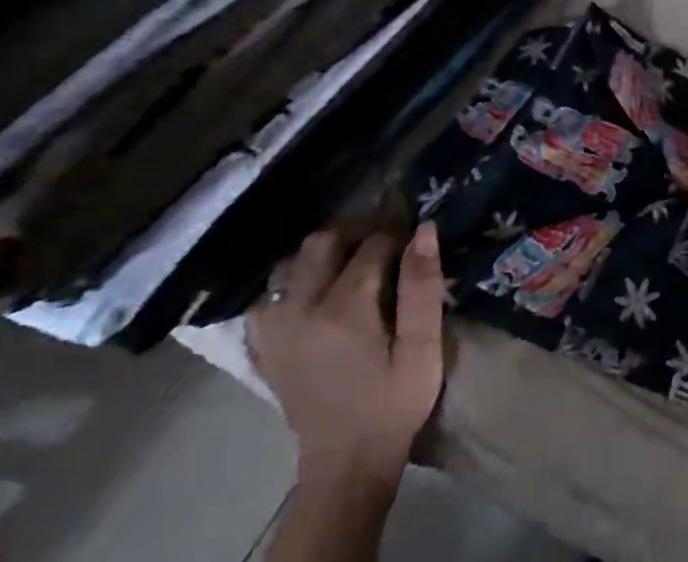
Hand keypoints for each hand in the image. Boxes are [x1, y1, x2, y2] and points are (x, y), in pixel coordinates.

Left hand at [249, 223, 445, 484]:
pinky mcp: (263, 343)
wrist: (348, 459)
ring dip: (324, 255)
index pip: (372, 244)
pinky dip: (295, 282)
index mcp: (345, 309)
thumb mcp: (423, 346)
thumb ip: (422, 286)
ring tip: (353, 269)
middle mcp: (300, 308)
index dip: (398, 236)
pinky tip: (318, 295)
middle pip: (323, 241)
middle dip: (357, 235)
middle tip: (385, 248)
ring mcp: (273, 327)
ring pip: (292, 261)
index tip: (415, 244)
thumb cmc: (395, 400)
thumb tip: (424, 229)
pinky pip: (270, 292)